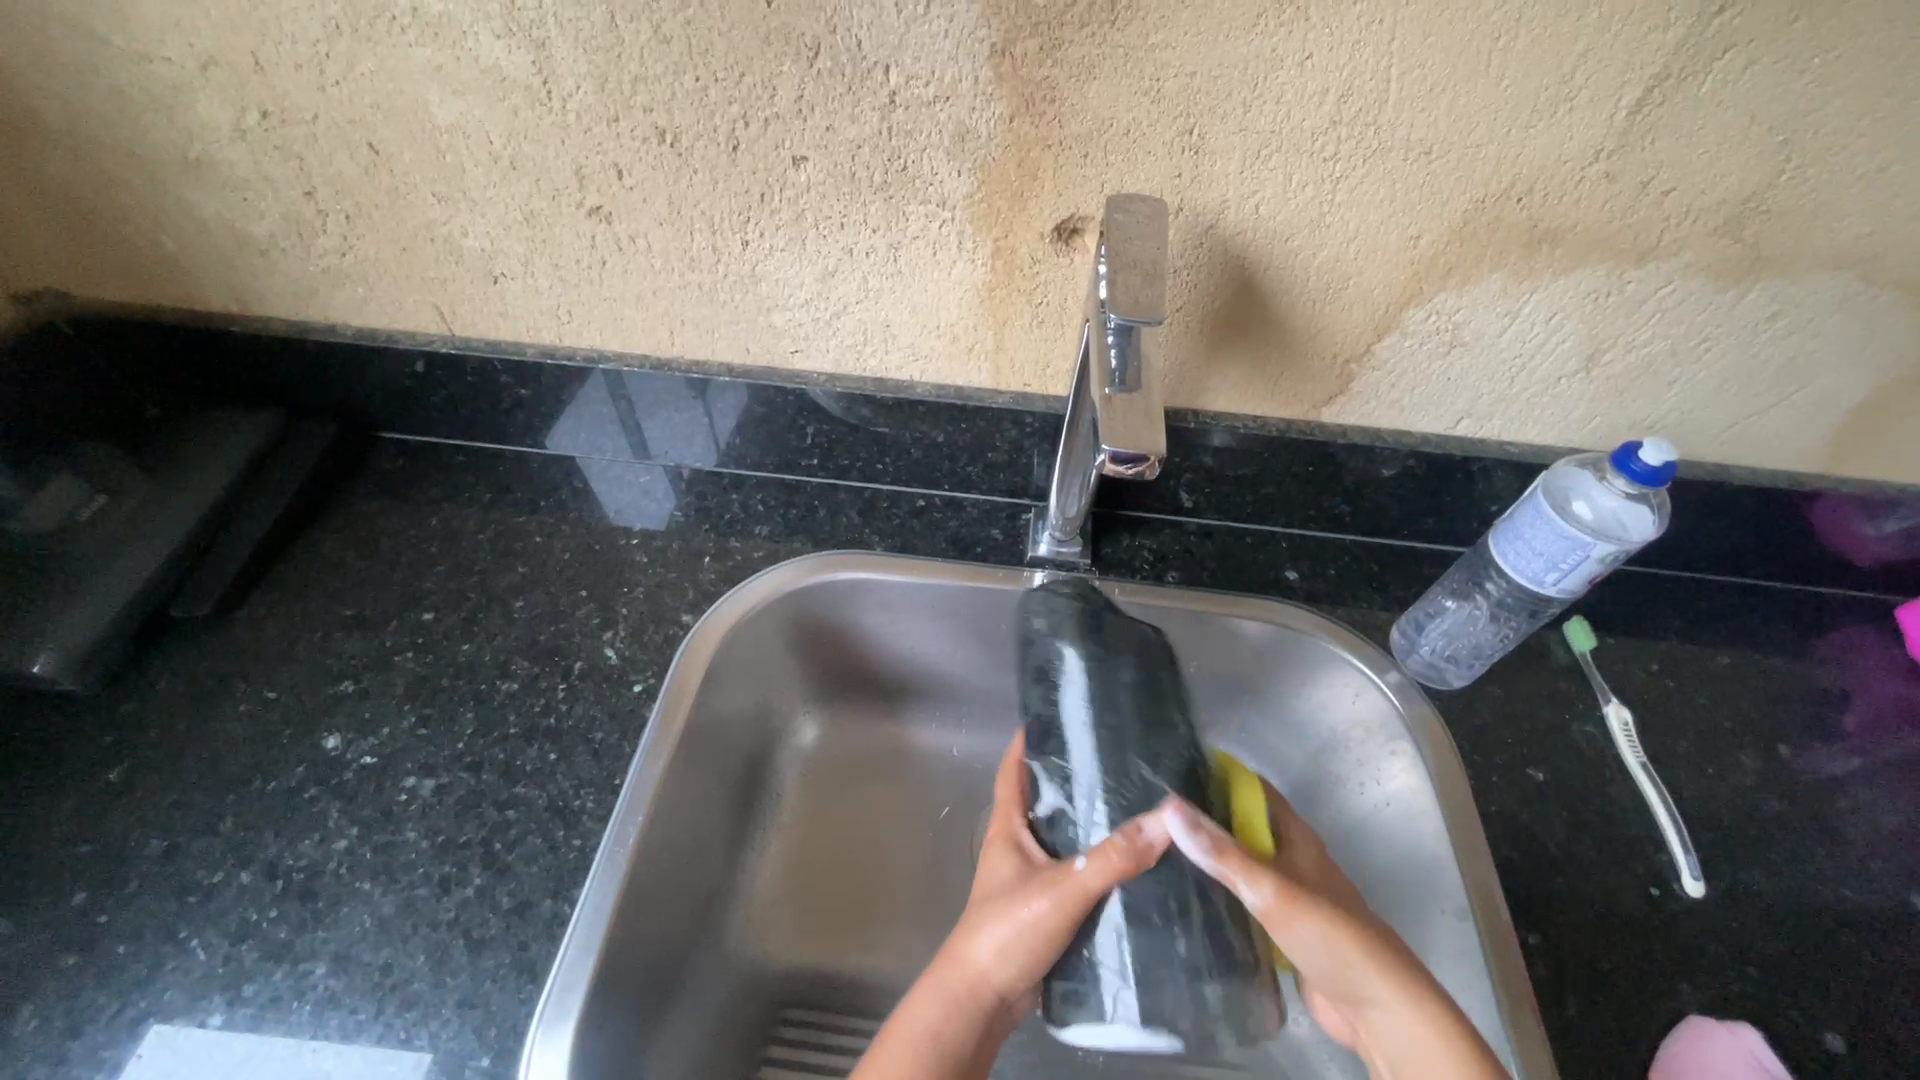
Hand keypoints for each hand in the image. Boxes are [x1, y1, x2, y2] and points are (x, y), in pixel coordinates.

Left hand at [851, 732, 1171, 1079]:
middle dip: (1071, 781)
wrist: (983, 998)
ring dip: (1088, 825)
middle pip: (1042, 802)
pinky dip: (1097, 866)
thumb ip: (1112, 858)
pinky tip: (1130, 864)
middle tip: (1115, 759)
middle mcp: (1016, 846)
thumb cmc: (1008, 929)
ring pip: (1061, 840)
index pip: (1011, 770)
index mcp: (1007, 827)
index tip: (1053, 716)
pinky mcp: (1044, 909)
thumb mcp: (1063, 887)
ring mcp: (1028, 879)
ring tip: (1133, 804)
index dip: (1026, 742)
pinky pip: (1074, 876)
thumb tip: (1166, 821)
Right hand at [1161, 789, 1507, 1079]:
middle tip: (1153, 816)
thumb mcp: (1269, 886)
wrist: (1374, 1007)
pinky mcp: (1281, 931)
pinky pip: (1242, 903)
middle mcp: (1291, 859)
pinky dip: (1218, 897)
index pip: (1253, 790)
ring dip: (1209, 859)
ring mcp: (1287, 896)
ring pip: (1240, 866)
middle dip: (1204, 819)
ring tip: (1158, 852)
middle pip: (1243, 828)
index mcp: (1296, 837)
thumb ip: (1221, 851)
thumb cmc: (1329, 933)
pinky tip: (1186, 900)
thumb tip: (1169, 806)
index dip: (1218, 776)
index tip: (1171, 769)